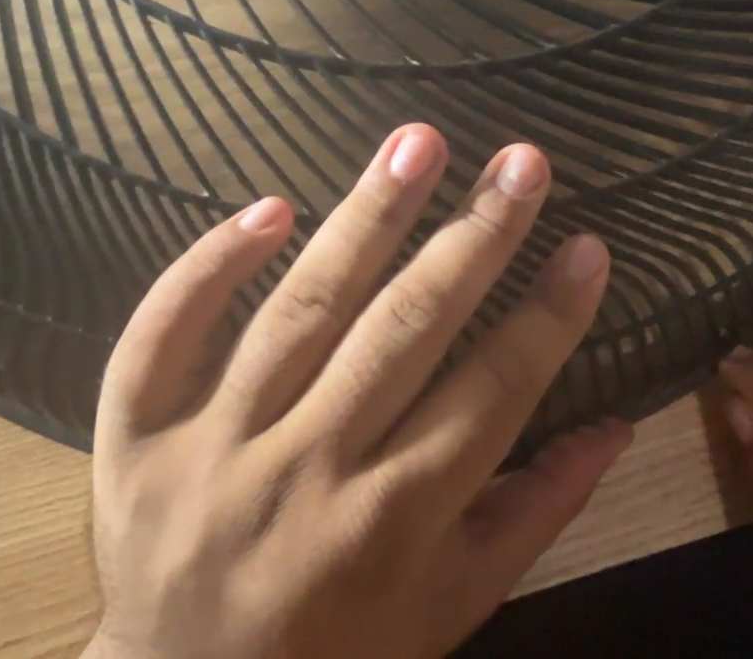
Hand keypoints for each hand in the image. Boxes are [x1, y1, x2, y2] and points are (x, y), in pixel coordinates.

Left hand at [86, 125, 631, 658]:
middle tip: (522, 162)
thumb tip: (617, 427)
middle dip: (475, 238)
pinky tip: (271, 205)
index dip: (548, 316)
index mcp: (395, 521)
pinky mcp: (135, 434)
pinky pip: (163, 335)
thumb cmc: (346, 651)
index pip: (493, 394)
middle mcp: (307, 472)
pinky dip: (210, 265)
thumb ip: (539, 510)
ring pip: (299, 313)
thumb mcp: (457, 602)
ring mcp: (211, 447)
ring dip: (366, 219)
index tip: (587, 244)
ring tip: (419, 143)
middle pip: (405, 332)